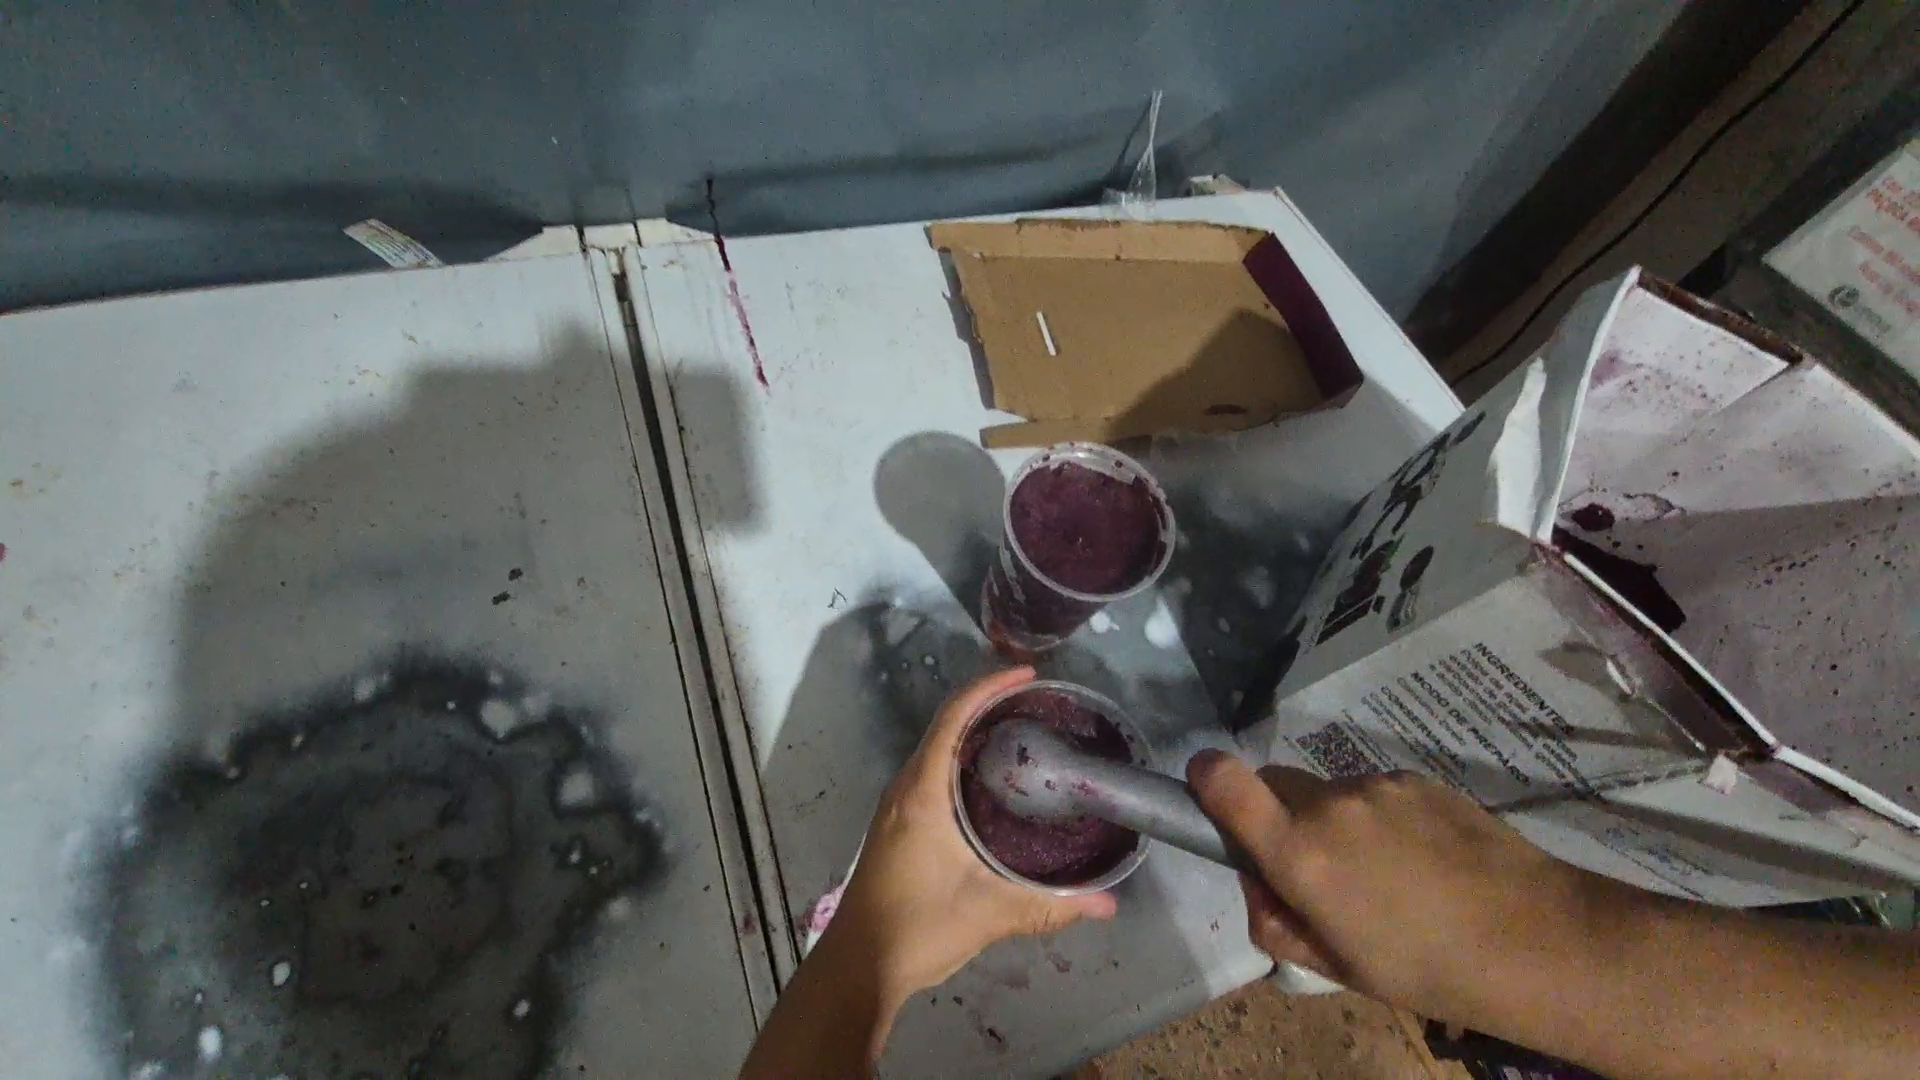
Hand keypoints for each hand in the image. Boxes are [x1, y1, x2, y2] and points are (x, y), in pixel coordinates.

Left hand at [821, 667, 1118, 1007]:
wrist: (858, 966)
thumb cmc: (916, 927)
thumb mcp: (988, 913)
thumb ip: (1049, 907)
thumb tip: (1108, 904)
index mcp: (922, 791)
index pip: (953, 718)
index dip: (988, 687)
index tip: (1027, 675)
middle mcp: (906, 786)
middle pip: (946, 725)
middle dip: (988, 704)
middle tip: (1037, 704)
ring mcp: (899, 804)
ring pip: (938, 748)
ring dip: (975, 731)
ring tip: (1024, 732)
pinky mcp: (900, 822)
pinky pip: (934, 771)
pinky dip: (964, 758)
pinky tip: (995, 781)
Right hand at [1187, 752, 1600, 1018]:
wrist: (1545, 943)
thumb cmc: (1427, 970)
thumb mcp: (1334, 967)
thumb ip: (1274, 920)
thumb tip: (1259, 880)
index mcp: (1299, 853)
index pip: (1224, 782)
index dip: (1204, 778)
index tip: (1207, 793)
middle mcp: (1327, 806)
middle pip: (1273, 784)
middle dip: (1277, 815)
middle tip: (1317, 865)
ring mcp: (1374, 786)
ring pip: (1326, 792)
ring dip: (1336, 822)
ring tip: (1388, 872)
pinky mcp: (1414, 778)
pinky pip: (1374, 792)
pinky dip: (1381, 818)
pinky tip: (1424, 859)